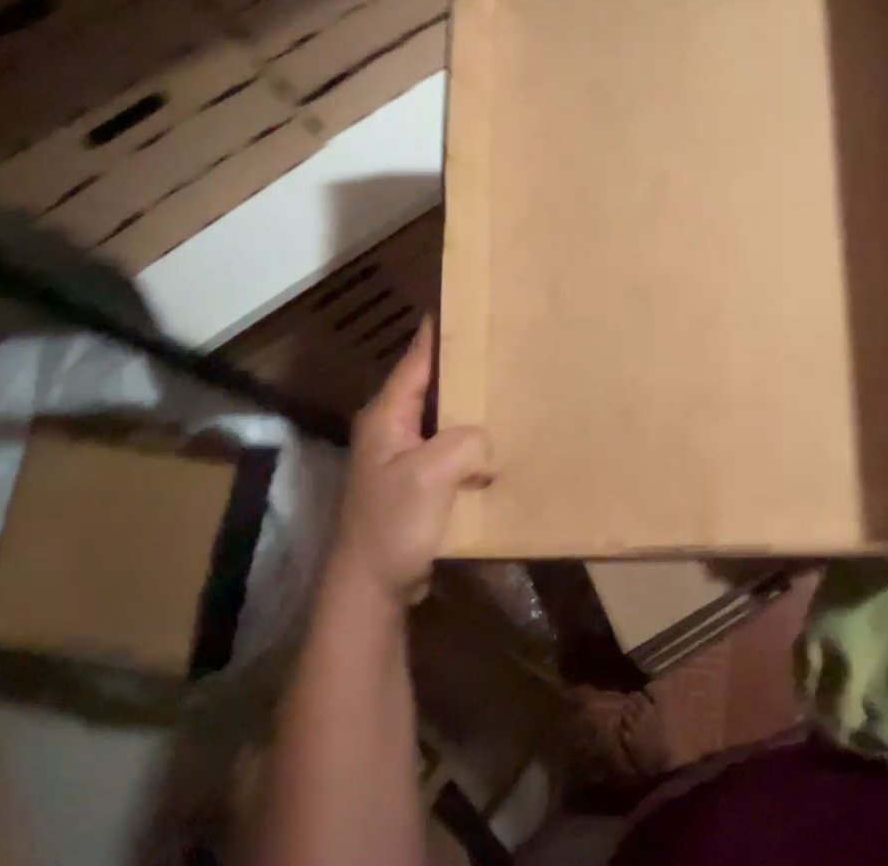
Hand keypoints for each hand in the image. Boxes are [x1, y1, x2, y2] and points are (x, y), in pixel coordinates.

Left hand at [332, 319, 490, 601]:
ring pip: (447, 419)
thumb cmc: (393, 525)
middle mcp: (394, 429)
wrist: (372, 587)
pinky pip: (453, 451)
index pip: (418, 359)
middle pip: (435, 385)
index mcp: (388, 416)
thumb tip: (485, 439)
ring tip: (515, 390)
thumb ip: (464, 443)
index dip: (441, 331)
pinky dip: (476, 444)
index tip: (467, 301)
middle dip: (468, 367)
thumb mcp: (430, 475)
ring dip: (475, 409)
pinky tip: (504, 444)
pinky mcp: (421, 485)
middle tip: (510, 346)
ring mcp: (406, 458)